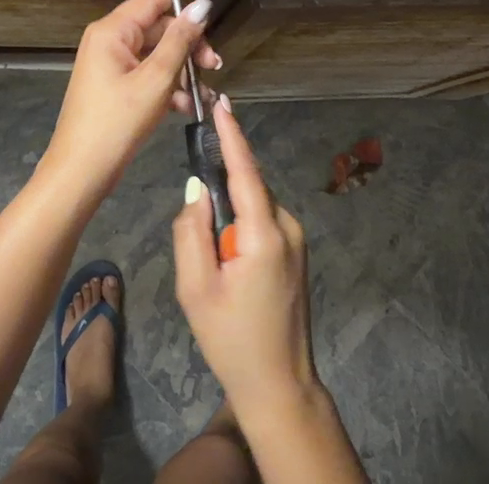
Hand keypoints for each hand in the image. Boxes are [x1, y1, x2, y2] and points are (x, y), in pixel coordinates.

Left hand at [39, 0, 220, 197]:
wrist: (81, 171)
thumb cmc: (117, 121)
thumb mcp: (155, 79)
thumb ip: (180, 40)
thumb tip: (202, 5)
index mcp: (112, 31)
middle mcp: (110, 41)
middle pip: (158, 28)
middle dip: (189, 44)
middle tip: (215, 63)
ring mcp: (111, 65)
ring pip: (157, 54)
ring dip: (183, 70)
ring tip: (204, 92)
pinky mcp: (116, 86)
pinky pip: (148, 75)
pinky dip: (169, 87)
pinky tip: (187, 107)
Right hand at [172, 96, 317, 412]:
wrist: (280, 383)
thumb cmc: (231, 340)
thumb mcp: (195, 289)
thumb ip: (191, 233)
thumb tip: (197, 191)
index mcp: (264, 235)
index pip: (245, 172)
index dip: (231, 136)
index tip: (220, 105)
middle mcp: (287, 228)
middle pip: (249, 187)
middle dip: (221, 184)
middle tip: (193, 210)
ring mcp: (297, 240)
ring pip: (255, 206)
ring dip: (230, 212)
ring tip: (210, 258)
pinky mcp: (297, 253)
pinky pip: (264, 222)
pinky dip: (242, 225)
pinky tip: (226, 261)